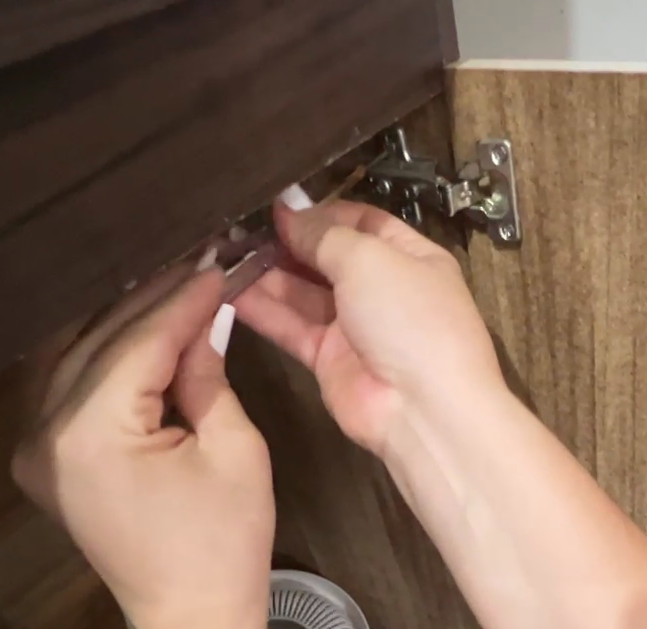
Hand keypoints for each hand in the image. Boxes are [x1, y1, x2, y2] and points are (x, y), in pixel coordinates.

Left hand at [14, 268, 272, 628]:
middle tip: (199, 266)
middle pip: (100, 341)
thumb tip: (201, 322)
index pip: (140, 341)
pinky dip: (102, 359)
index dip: (182, 299)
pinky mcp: (42, 462)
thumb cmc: (227, 544)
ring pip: (74, 358)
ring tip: (173, 293)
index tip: (216, 262)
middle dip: (153, 303)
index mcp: (93, 432)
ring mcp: (33, 449)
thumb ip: (207, 376)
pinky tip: (137, 337)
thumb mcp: (236, 451)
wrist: (191, 620)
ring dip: (124, 325)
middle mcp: (45, 432)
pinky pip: (67, 390)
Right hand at [233, 201, 506, 456]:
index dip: (323, 210)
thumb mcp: (370, 259)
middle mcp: (384, 290)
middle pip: (329, 257)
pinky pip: (292, 327)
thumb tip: (289, 214)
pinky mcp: (330, 361)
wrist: (423, 408)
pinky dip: (263, 310)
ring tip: (224, 251)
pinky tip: (227, 289)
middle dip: (289, 242)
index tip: (278, 202)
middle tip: (240, 225)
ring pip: (305, 293)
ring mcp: (356, 328)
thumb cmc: (410, 319)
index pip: (364, 222)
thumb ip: (325, 234)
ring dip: (269, 273)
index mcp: (411, 258)